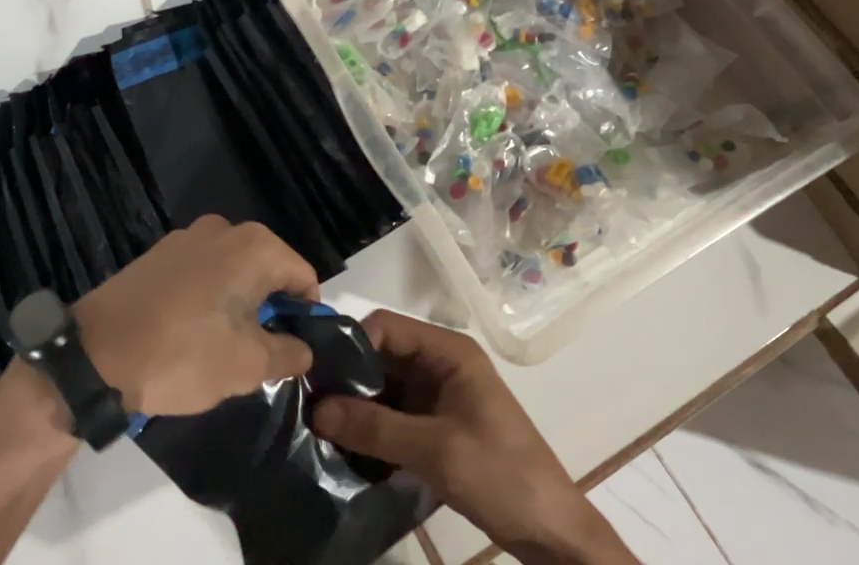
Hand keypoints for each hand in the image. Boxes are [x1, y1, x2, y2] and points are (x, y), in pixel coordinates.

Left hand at [72, 216, 318, 416]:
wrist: (94, 355)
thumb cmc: (183, 355)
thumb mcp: (248, 365)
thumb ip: (289, 353)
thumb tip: (303, 348)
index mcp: (254, 246)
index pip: (303, 278)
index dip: (306, 316)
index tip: (295, 351)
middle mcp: (224, 229)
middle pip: (267, 272)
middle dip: (270, 311)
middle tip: (260, 356)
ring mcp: (186, 238)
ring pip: (232, 274)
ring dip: (237, 307)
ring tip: (222, 350)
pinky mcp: (157, 255)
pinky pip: (201, 275)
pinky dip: (207, 301)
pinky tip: (192, 335)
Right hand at [312, 311, 636, 564]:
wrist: (550, 530)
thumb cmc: (500, 475)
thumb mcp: (434, 450)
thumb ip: (374, 426)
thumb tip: (315, 408)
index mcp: (449, 352)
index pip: (385, 327)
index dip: (350, 345)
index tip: (316, 376)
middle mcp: (441, 364)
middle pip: (381, 356)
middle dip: (347, 380)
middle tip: (308, 406)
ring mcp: (439, 396)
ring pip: (383, 388)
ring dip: (355, 407)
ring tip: (318, 429)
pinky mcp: (436, 426)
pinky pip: (393, 415)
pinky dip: (371, 428)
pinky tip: (345, 447)